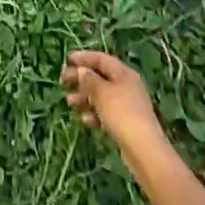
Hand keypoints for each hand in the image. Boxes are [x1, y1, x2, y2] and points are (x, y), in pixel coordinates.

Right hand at [62, 51, 171, 171]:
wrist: (142, 147)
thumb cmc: (121, 113)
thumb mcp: (103, 93)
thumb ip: (90, 80)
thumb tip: (82, 70)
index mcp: (124, 73)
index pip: (102, 59)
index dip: (84, 57)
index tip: (67, 59)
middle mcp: (126, 85)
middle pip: (100, 77)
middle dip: (81, 78)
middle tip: (62, 81)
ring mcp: (126, 104)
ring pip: (101, 96)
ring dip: (84, 97)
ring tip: (69, 102)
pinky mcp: (124, 122)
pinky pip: (105, 113)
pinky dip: (94, 114)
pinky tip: (84, 120)